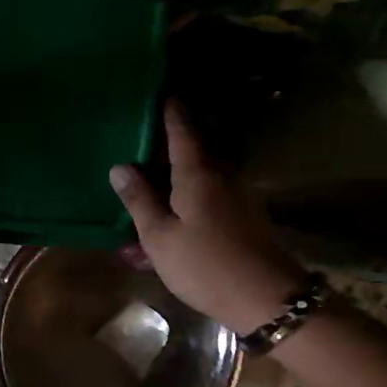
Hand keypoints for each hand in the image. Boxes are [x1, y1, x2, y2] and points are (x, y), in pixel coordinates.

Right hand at [109, 102, 307, 333]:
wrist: (265, 298)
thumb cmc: (205, 265)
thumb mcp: (160, 237)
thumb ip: (139, 201)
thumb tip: (121, 167)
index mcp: (197, 173)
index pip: (181, 128)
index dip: (169, 108)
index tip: (159, 87)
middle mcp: (220, 175)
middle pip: (191, 149)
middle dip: (167, 142)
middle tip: (141, 134)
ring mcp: (235, 195)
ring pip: (198, 175)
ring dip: (174, 175)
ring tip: (147, 180)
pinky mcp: (242, 216)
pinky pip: (207, 196)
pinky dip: (186, 199)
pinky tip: (169, 216)